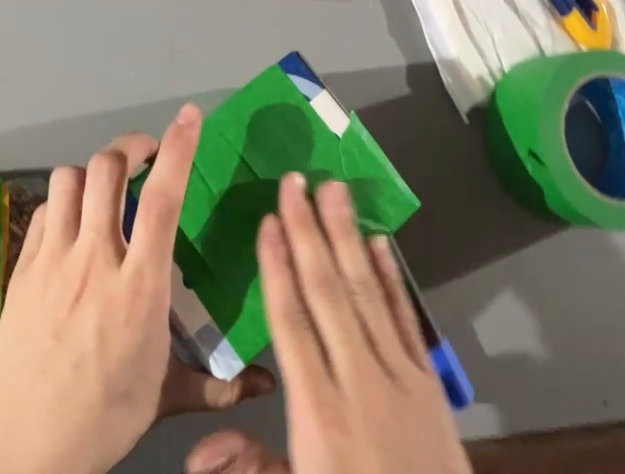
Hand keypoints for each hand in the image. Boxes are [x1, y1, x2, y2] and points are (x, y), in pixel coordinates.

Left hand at [0, 105, 270, 473]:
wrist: (24, 439)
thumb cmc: (102, 417)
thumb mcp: (165, 397)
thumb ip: (216, 384)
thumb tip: (263, 384)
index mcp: (141, 287)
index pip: (164, 200)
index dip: (179, 149)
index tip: (189, 117)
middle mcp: (97, 260)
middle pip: (107, 170)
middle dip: (130, 147)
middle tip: (146, 154)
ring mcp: (54, 260)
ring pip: (69, 179)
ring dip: (92, 173)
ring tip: (107, 188)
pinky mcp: (24, 267)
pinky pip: (44, 210)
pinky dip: (62, 203)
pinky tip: (72, 222)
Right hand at [184, 174, 471, 473]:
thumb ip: (247, 467)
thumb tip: (195, 449)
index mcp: (318, 412)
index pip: (291, 323)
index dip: (277, 268)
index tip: (269, 220)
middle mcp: (357, 382)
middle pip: (328, 294)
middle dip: (309, 233)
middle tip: (297, 181)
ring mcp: (399, 378)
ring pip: (366, 295)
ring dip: (348, 238)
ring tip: (336, 191)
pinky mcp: (429, 384)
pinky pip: (406, 320)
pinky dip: (392, 279)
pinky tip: (381, 243)